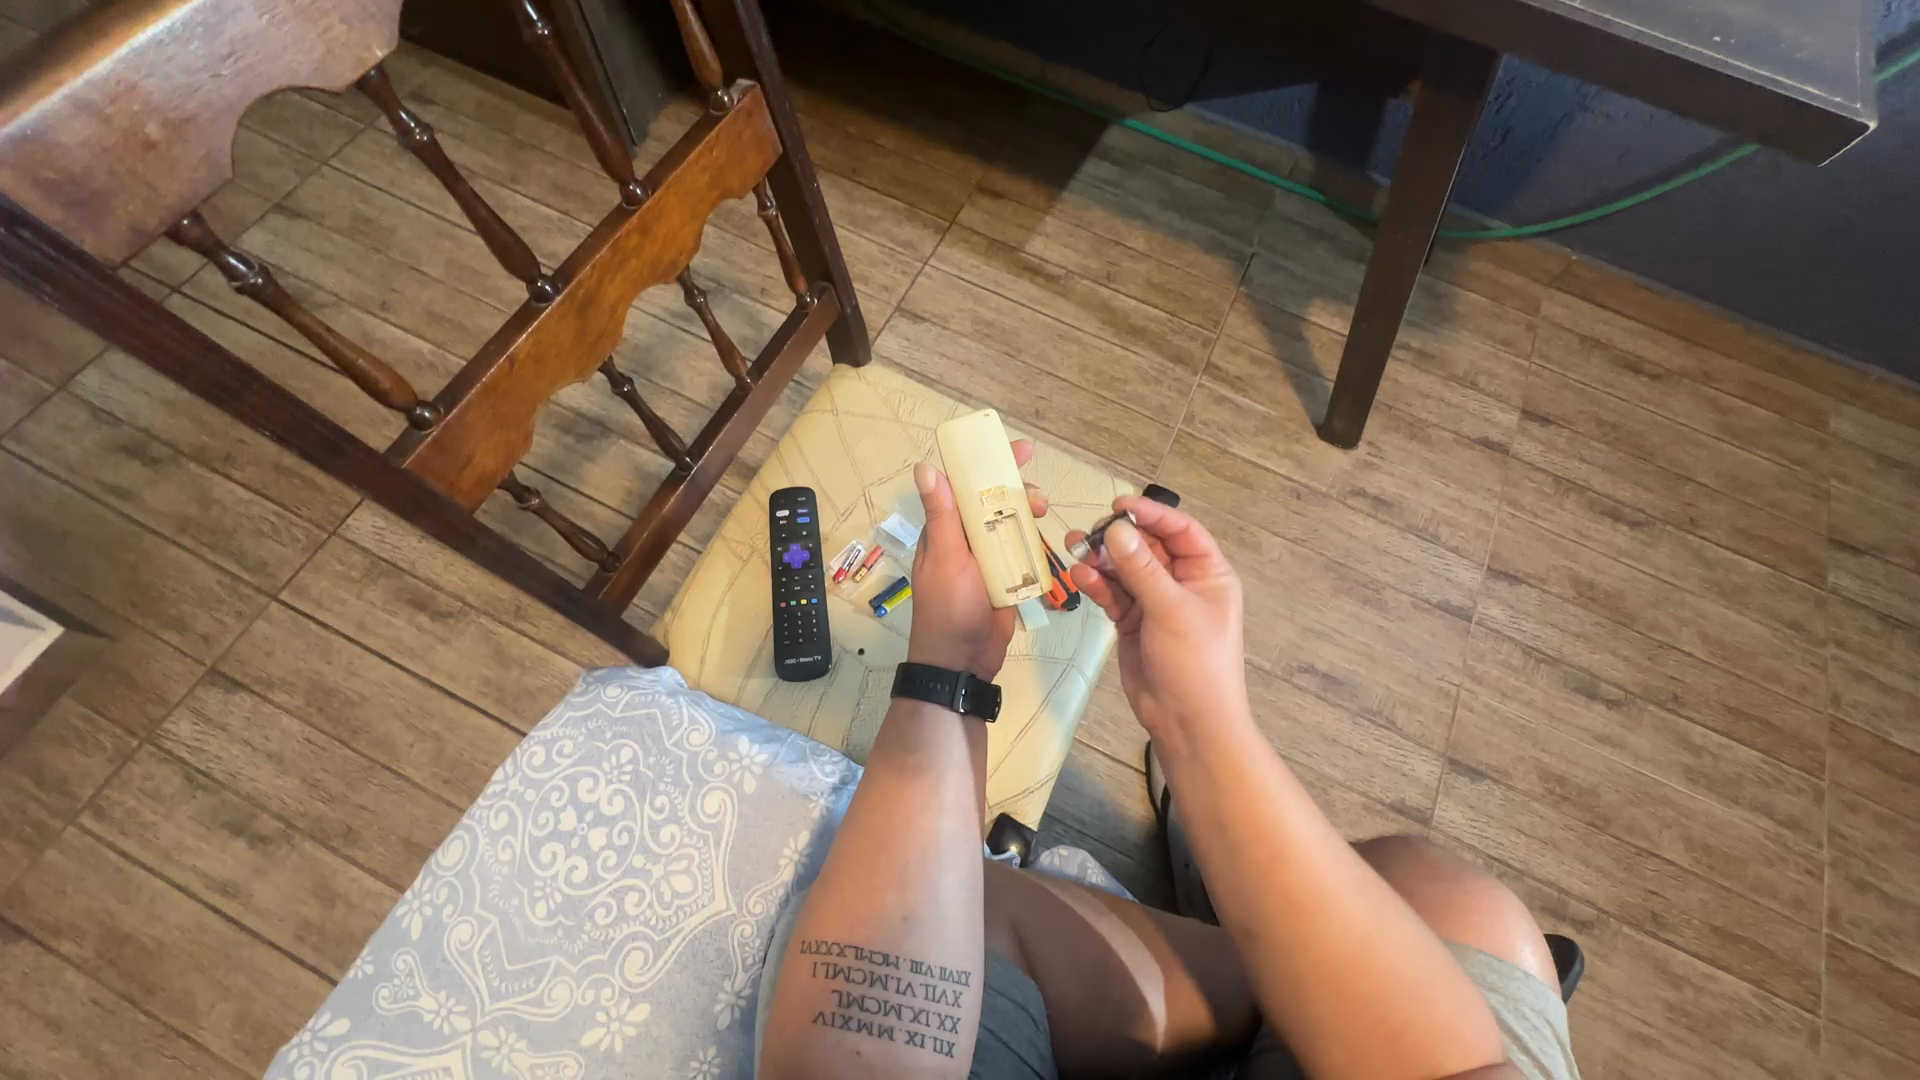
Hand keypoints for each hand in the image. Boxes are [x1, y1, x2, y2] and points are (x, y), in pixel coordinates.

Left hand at [906, 439, 1048, 680]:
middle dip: (1015, 489)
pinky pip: (1021, 552)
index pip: (964, 486)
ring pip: (1010, 525)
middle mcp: (965, 540)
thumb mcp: (945, 557)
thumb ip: (942, 515)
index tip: (1013, 449)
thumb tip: (925, 467)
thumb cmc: (949, 608)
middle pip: (992, 502)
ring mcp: (986, 560)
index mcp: (945, 531)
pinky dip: (1034, 541)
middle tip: (1038, 490)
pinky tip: (1047, 537)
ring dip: (1027, 514)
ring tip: (1043, 511)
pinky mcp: (1005, 579)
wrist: (962, 661)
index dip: (985, 464)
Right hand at [1067, 498, 1247, 740]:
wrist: (1186, 722)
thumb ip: (1141, 568)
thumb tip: (1115, 529)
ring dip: (1102, 560)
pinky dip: (1097, 585)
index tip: (1120, 506)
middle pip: (1147, 547)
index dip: (1152, 514)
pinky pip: (1113, 593)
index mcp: (1207, 574)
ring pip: (1125, 569)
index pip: (1180, 531)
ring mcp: (1155, 602)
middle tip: (1089, 533)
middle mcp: (1182, 583)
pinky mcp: (1132, 621)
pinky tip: (1081, 577)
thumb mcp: (1171, 610)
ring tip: (1076, 551)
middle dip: (1119, 539)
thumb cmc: (1195, 663)